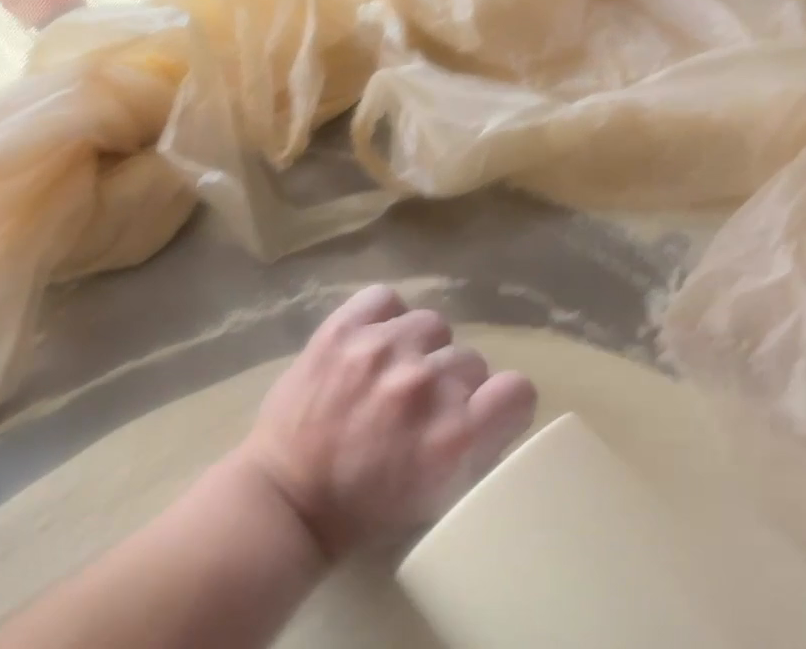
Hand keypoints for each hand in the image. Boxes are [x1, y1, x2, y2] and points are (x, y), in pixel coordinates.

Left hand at [235, 285, 537, 558]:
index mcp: (458, 435)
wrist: (288, 496)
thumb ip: (473, 444)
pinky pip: (384, 298)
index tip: (482, 411)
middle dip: (453, 382)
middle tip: (420, 404)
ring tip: (392, 369)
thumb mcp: (440, 493)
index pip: (518, 390)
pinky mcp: (342, 330)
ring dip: (420, 347)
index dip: (502, 402)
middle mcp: (427, 384)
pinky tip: (372, 339)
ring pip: (432, 325)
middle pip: (471, 360)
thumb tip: (488, 406)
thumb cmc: (364, 508)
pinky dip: (384, 315)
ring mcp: (383, 349)